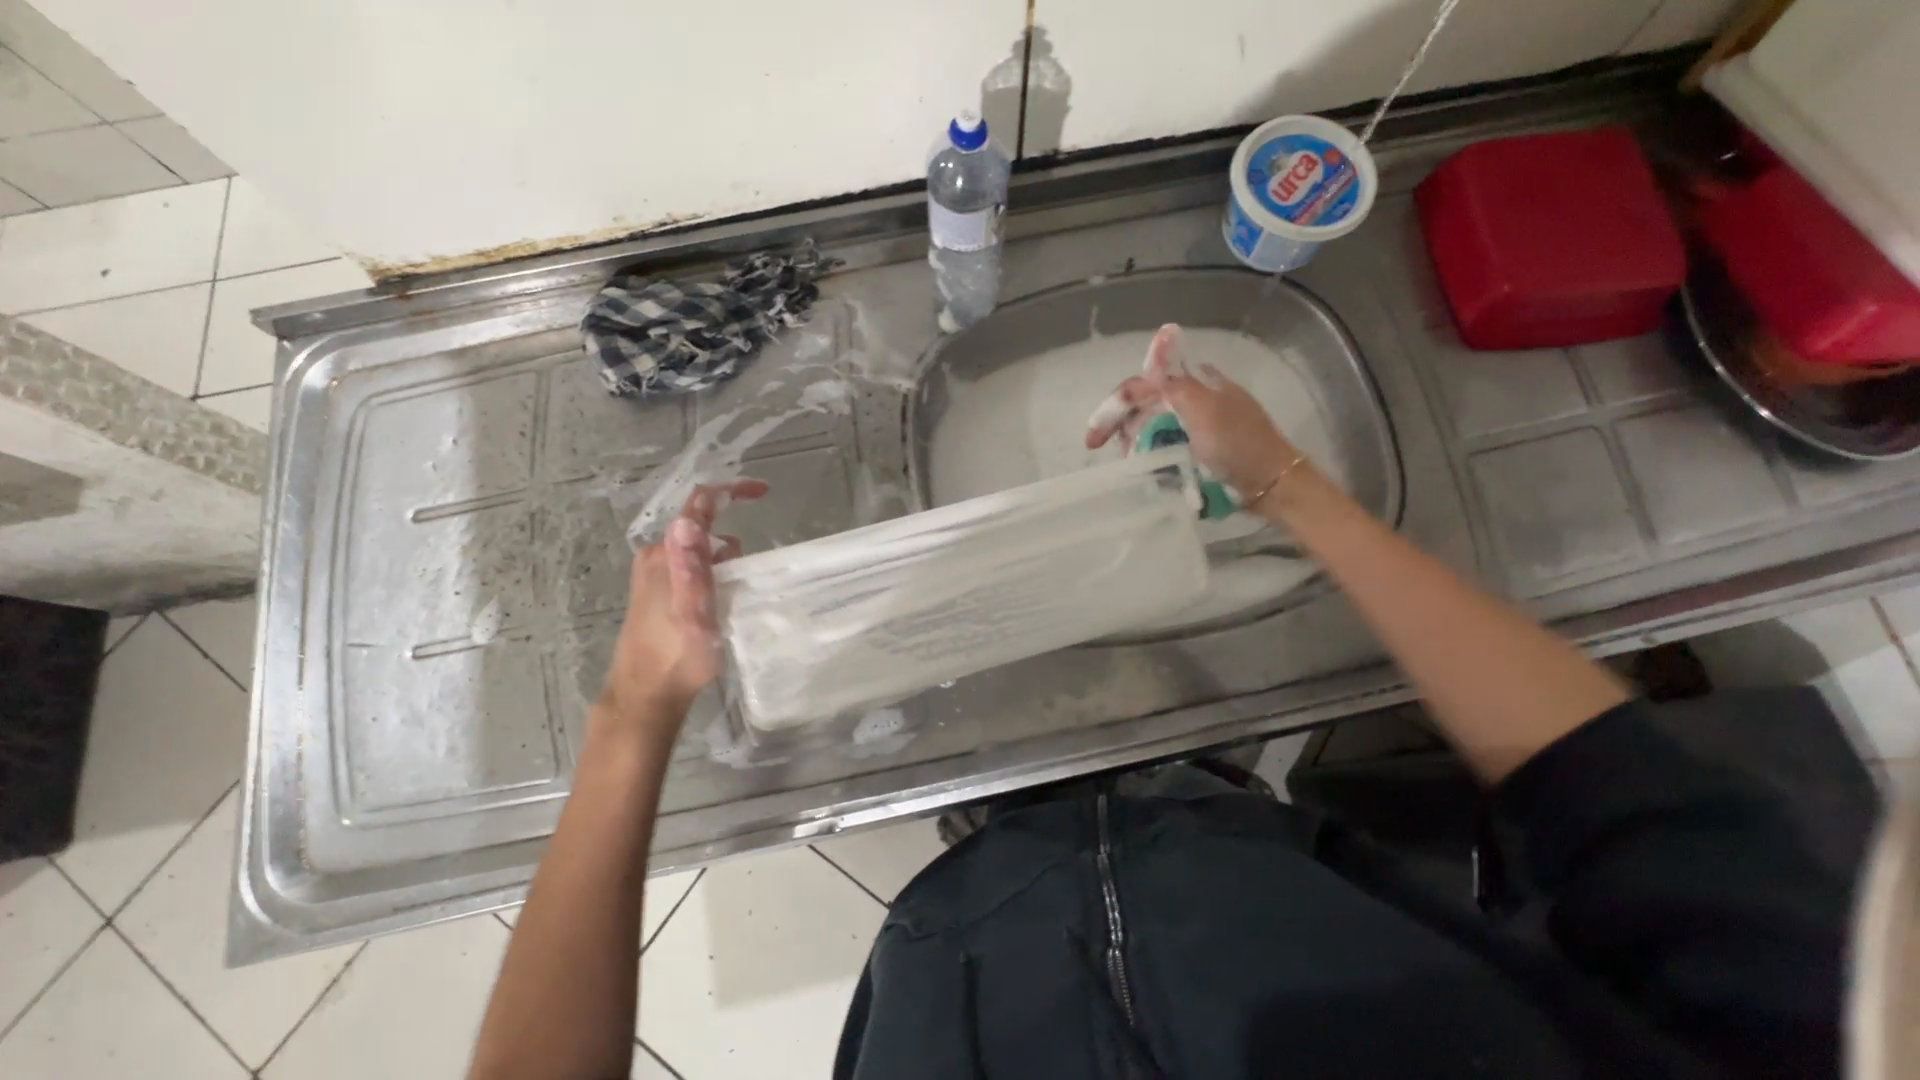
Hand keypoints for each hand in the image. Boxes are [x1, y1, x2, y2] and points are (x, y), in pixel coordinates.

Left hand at [597, 479, 767, 732]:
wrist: (645, 697)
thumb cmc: (676, 659)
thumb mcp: (694, 614)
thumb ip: (692, 568)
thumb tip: (689, 520)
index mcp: (666, 555)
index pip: (698, 504)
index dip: (731, 490)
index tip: (764, 492)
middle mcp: (656, 557)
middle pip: (701, 526)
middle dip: (732, 538)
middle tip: (751, 575)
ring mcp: (654, 575)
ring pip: (698, 549)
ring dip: (724, 561)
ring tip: (740, 595)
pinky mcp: (656, 593)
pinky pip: (691, 567)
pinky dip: (713, 573)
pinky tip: (722, 602)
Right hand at [1084, 323, 1300, 499]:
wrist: (1271, 484)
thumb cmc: (1237, 444)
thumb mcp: (1203, 408)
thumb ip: (1173, 379)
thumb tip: (1161, 334)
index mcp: (1197, 383)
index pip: (1144, 384)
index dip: (1116, 406)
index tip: (1095, 438)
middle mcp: (1196, 400)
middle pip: (1145, 407)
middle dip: (1124, 429)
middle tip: (1115, 454)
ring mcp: (1199, 428)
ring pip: (1154, 430)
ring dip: (1138, 446)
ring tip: (1132, 466)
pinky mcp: (1203, 452)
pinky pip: (1168, 450)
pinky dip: (1154, 459)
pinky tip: (1149, 472)